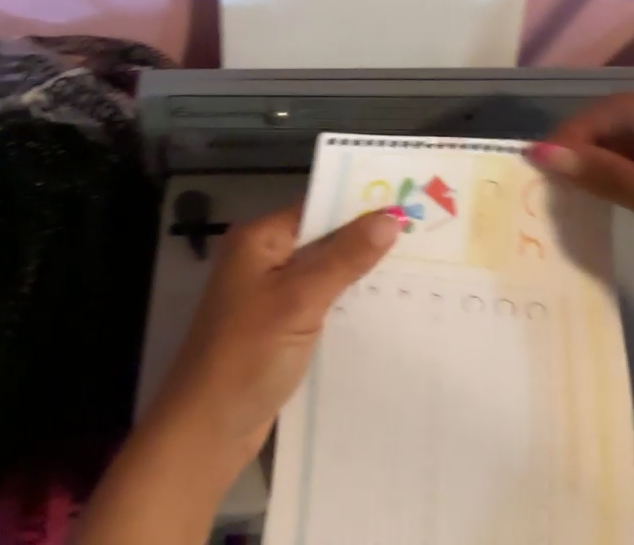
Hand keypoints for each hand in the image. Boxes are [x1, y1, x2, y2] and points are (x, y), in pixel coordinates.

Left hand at [141, 204, 399, 475]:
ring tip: (419, 270)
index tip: (409, 206)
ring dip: (360, 275)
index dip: (360, 206)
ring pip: (324, 273)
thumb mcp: (300, 299)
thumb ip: (345, 257)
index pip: (317, 208)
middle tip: (425, 239)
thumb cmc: (248, 353)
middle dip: (366, 241)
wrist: (208, 427)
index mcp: (258, 239)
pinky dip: (346, 304)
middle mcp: (261, 258)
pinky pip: (319, 303)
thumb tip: (390, 217)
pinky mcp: (279, 327)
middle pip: (322, 239)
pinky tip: (386, 309)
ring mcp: (269, 295)